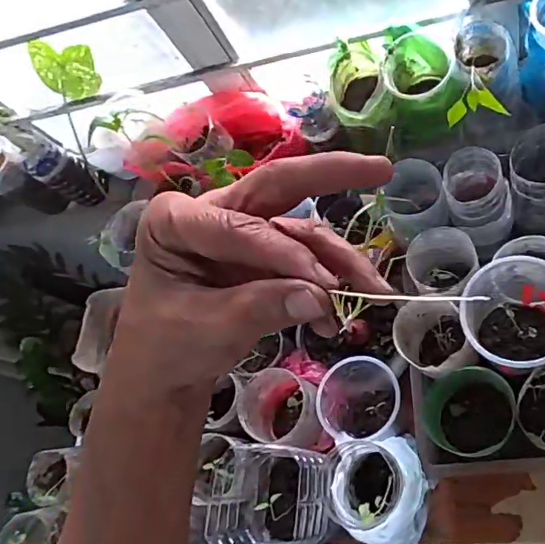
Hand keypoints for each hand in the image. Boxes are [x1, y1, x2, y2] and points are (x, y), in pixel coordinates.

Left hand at [104, 152, 396, 398]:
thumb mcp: (203, 330)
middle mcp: (213, 211)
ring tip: (376, 293)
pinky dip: (331, 282)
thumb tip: (319, 297)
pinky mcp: (266, 254)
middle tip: (381, 168)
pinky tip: (338, 316)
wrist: (163, 374)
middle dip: (331, 175)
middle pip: (277, 185)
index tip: (323, 286)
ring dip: (341, 260)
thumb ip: (258, 308)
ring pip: (303, 229)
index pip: (237, 225)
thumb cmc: (164, 347)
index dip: (283, 253)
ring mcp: (244, 231)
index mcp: (176, 220)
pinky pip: (307, 258)